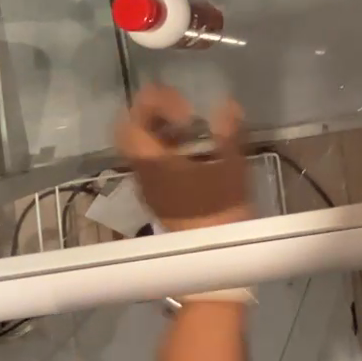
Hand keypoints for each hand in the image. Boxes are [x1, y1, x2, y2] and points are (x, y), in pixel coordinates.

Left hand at [114, 85, 252, 231]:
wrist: (212, 256)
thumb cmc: (221, 211)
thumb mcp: (231, 167)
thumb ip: (228, 133)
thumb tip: (227, 105)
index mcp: (153, 162)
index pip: (133, 121)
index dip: (155, 105)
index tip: (186, 109)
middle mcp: (142, 172)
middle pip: (130, 130)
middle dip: (152, 112)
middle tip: (180, 109)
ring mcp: (147, 185)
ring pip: (139, 146)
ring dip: (159, 129)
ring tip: (189, 125)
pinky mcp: (157, 195)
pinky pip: (149, 161)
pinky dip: (164, 146)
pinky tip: (192, 149)